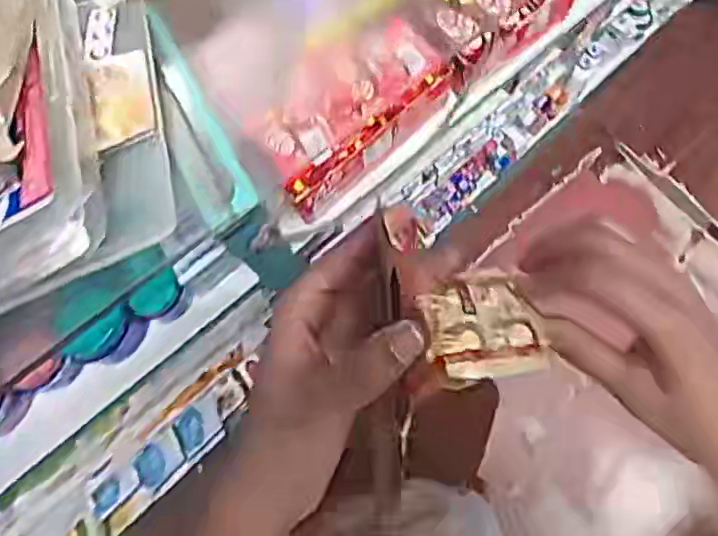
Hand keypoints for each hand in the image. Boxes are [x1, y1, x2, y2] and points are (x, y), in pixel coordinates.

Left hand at [202, 221, 427, 535]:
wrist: (269, 499)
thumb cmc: (284, 439)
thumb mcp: (326, 398)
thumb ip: (371, 362)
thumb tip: (418, 327)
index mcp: (302, 311)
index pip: (338, 261)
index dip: (368, 239)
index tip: (404, 219)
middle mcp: (321, 320)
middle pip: (362, 282)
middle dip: (398, 268)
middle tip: (442, 252)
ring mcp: (339, 348)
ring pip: (376, 311)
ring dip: (407, 300)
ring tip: (448, 283)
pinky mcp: (355, 374)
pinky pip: (385, 343)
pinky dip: (407, 335)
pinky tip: (437, 331)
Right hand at [519, 219, 717, 535]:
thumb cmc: (701, 428)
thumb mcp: (637, 396)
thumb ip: (585, 351)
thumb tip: (535, 322)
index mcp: (663, 315)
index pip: (594, 275)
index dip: (550, 278)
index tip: (518, 292)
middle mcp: (669, 283)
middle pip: (601, 238)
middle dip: (555, 245)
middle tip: (521, 267)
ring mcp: (675, 277)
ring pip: (614, 234)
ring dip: (571, 239)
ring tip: (540, 262)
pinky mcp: (676, 281)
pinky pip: (626, 245)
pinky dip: (592, 245)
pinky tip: (575, 266)